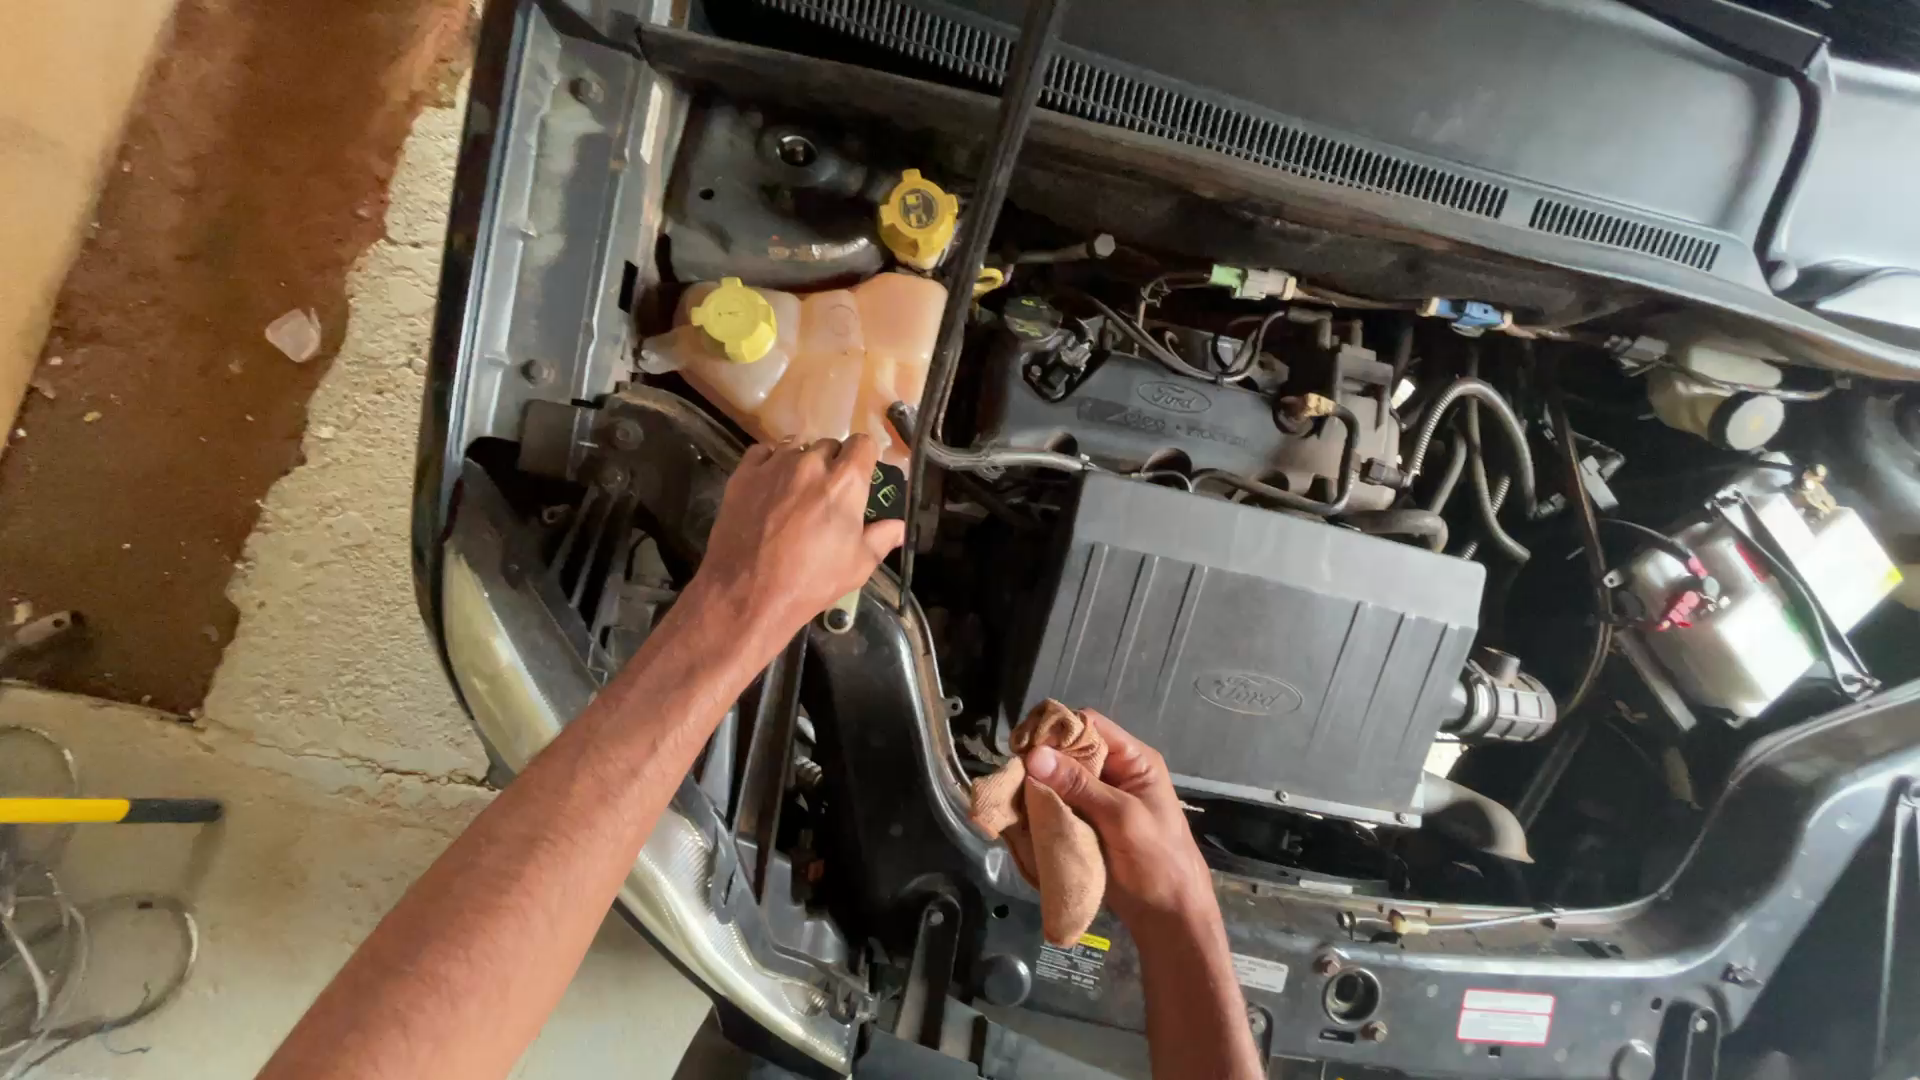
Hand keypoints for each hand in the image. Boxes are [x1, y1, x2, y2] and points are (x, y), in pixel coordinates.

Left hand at [688, 434, 904, 647]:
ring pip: (796, 446)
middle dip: (834, 462)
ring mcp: (774, 466)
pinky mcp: (744, 474)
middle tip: (829, 491)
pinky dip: (772, 462)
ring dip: (803, 460)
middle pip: (830, 445)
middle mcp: (811, 464)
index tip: (863, 473)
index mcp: (845, 483)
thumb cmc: (811, 582)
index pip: (863, 444)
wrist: (749, 593)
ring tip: (799, 487)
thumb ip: (882, 538)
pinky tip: (772, 483)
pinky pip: (763, 452)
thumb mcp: (859, 566)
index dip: (865, 457)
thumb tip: (898, 526)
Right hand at [1023, 710, 1216, 938]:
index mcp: (1133, 760)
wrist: (1169, 918)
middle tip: (1014, 770)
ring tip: (1012, 790)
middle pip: (1071, 748)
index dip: (1057, 728)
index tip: (1025, 744)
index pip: (1090, 725)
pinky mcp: (1085, 820)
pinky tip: (1022, 809)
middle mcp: (1114, 771)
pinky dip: (1040, 803)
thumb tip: (1034, 755)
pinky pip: (1057, 801)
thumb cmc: (1158, 862)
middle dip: (1043, 756)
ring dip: (1038, 781)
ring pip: (1060, 775)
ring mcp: (1098, 797)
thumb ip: (1080, 785)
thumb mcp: (1122, 819)